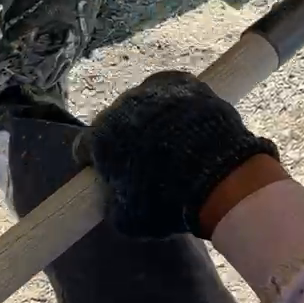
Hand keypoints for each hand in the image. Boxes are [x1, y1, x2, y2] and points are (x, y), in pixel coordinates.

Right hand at [76, 70, 278, 237]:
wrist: (220, 177)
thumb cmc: (166, 202)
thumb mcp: (127, 220)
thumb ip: (112, 204)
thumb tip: (113, 199)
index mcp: (98, 138)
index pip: (84, 146)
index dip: (94, 161)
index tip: (107, 173)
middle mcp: (118, 107)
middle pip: (114, 123)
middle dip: (125, 140)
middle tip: (146, 162)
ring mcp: (151, 91)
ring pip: (143, 105)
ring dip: (151, 122)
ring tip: (174, 144)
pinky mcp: (183, 82)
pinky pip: (171, 91)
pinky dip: (177, 105)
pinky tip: (189, 124)